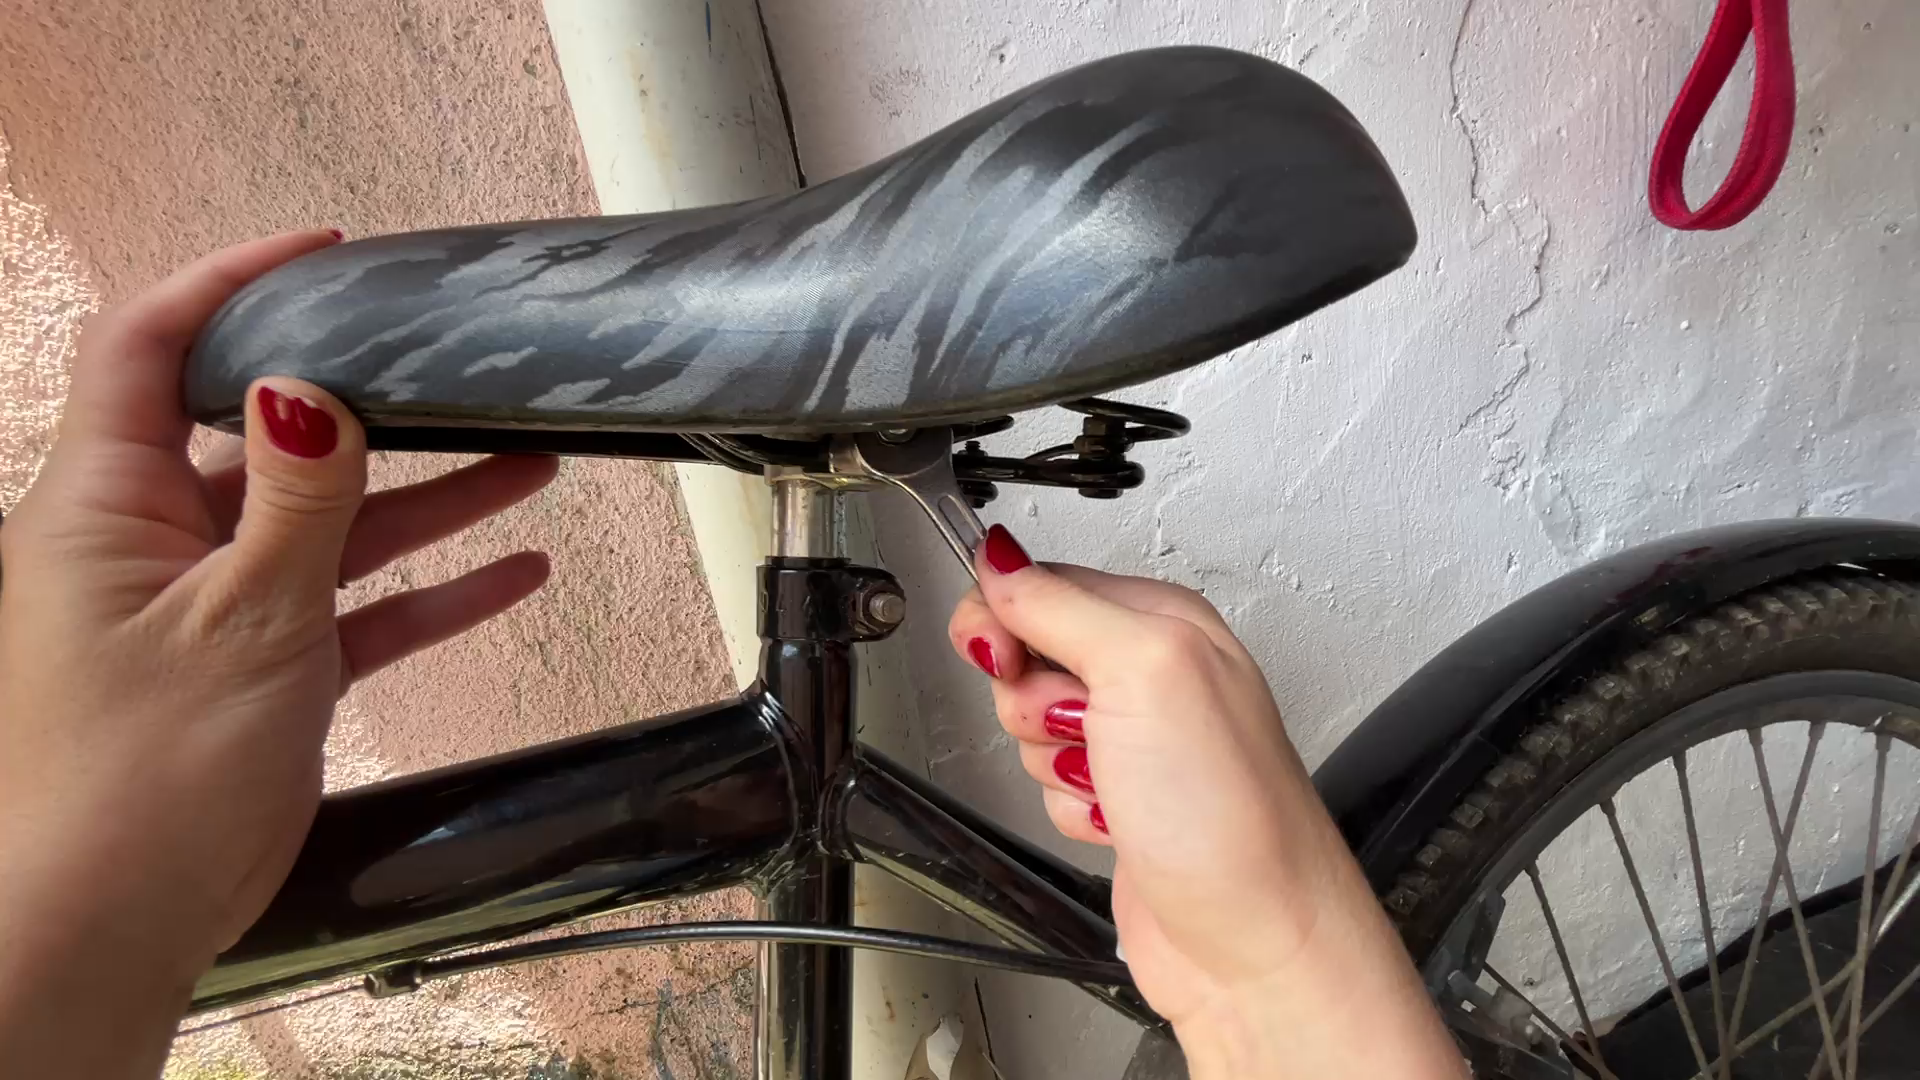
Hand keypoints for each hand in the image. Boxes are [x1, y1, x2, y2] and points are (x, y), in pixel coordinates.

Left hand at [0, 232, 556, 1075]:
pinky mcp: (286, 657)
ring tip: (532, 470)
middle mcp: (170, 539)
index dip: (229, 290)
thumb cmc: (143, 763)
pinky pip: (378, 604)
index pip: (153, 357)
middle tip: (467, 381)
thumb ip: (287, 503)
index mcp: (112, 509)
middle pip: (286, 445)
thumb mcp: (238, 615)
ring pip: (351, 527)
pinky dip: (445, 590)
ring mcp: (236, 598)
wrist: (125, 910)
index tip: (325, 255)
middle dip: (383, 414)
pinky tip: (521, 575)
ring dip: (441, 503)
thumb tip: (306, 393)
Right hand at [949, 525, 1464, 1078]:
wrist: (1253, 949)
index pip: (1038, 583)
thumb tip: (997, 555)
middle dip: (1032, 700)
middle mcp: (1145, 670)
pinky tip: (1116, 817)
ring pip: (1027, 719)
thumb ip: (1059, 605)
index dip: (1003, 618)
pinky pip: (1042, 776)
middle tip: (1081, 726)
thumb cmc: (1229, 814)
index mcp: (1157, 618)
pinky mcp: (1112, 788)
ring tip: (1110, 778)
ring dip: (1053, 758)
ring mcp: (1128, 733)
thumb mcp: (1142, 672)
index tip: (1004, 657)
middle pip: (1024, 652)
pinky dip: (1066, 802)